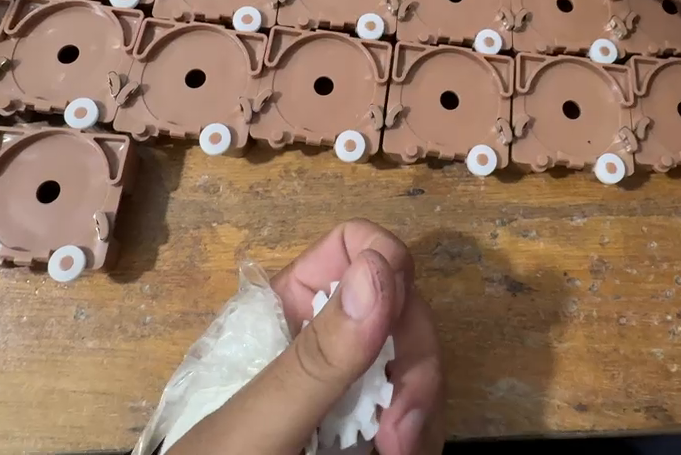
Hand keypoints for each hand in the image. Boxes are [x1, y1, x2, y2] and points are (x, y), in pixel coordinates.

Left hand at [170, 220, 444, 454]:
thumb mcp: (257, 424)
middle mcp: (330, 339)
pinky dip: (423, 432)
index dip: (384, 261)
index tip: (395, 317)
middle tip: (401, 426)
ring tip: (400, 453)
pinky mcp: (374, 430)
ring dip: (423, 403)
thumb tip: (378, 268)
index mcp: (289, 311)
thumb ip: (315, 356)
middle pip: (401, 303)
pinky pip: (422, 411)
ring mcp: (355, 386)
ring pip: (418, 358)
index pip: (350, 246)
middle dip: (413, 356)